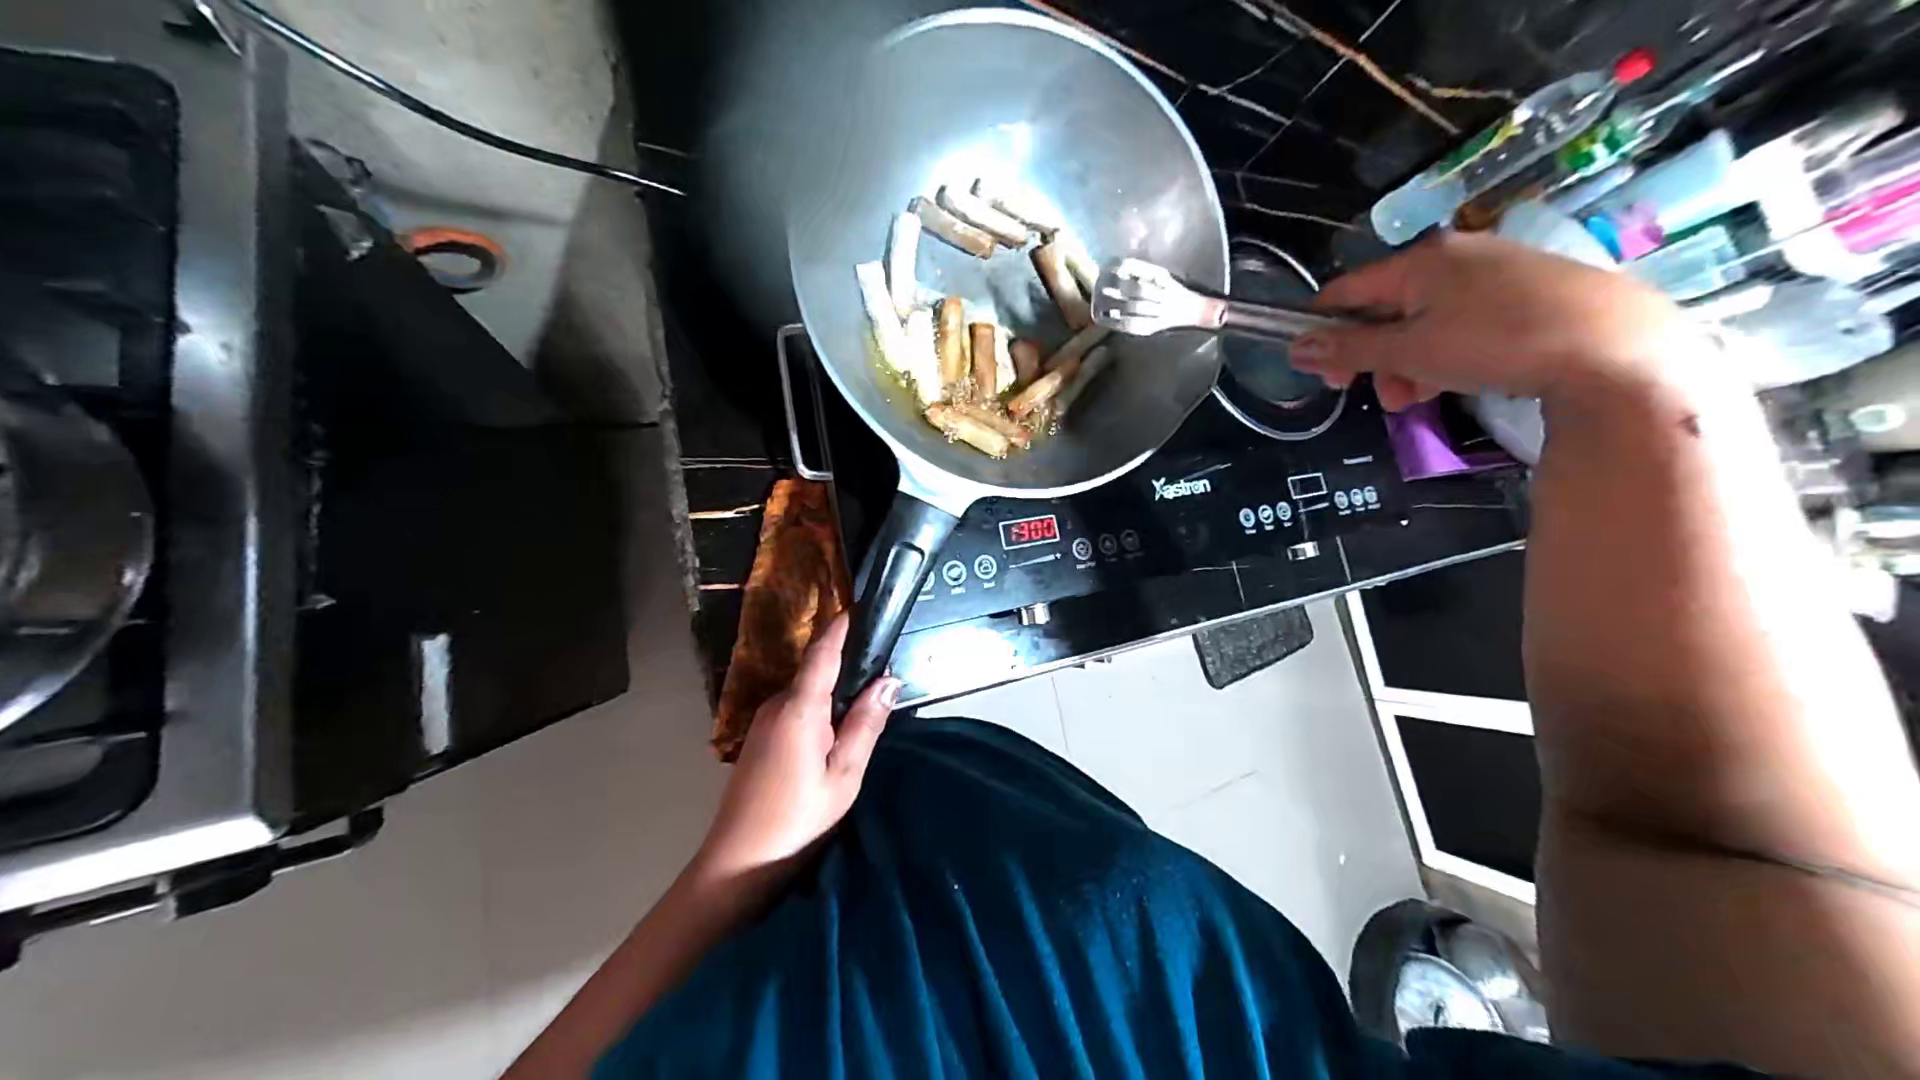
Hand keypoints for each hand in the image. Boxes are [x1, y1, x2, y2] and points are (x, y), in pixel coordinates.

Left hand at [694, 615, 898, 879]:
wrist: (738, 863)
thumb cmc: (799, 820)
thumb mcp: (845, 775)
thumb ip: (866, 724)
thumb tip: (889, 680)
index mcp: (798, 709)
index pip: (821, 653)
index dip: (840, 627)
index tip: (860, 606)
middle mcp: (776, 705)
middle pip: (815, 673)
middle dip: (847, 670)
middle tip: (884, 681)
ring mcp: (762, 721)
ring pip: (806, 694)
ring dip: (833, 696)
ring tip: (866, 714)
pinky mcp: (759, 738)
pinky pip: (795, 710)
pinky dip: (819, 712)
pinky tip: (835, 738)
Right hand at [1291, 231, 1689, 410]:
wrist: (1614, 346)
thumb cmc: (1496, 343)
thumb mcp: (1410, 352)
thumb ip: (1348, 350)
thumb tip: (1295, 346)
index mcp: (1419, 260)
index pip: (1345, 292)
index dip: (1324, 332)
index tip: (1326, 373)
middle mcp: (1453, 253)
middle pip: (1385, 309)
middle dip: (1373, 357)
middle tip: (1382, 397)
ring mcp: (1494, 268)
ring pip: (1424, 319)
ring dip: (1407, 362)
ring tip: (1421, 398)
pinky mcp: (1527, 288)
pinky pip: (1462, 319)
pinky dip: (1445, 352)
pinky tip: (1458, 380)